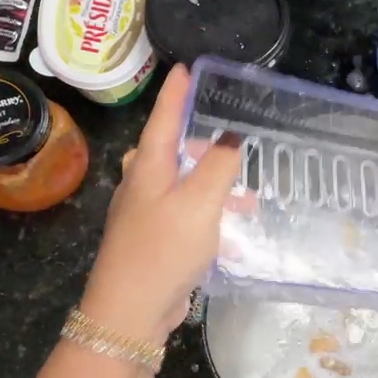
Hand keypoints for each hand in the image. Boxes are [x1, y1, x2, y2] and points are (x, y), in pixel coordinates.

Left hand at [79, 64, 239, 345]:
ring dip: (212, 188)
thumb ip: (219, 166)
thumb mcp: (200, 203)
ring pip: (180, 187)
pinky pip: (185, 217)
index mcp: (149, 168)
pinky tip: (230, 237)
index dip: (177, 94)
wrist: (130, 309)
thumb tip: (232, 136)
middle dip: (201, 146)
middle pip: (170, 153)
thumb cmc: (164, 249)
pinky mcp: (153, 244)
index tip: (186, 68)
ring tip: (247, 200)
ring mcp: (144, 216)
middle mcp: (142, 186)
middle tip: (230, 145)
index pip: (164, 119)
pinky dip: (209, 217)